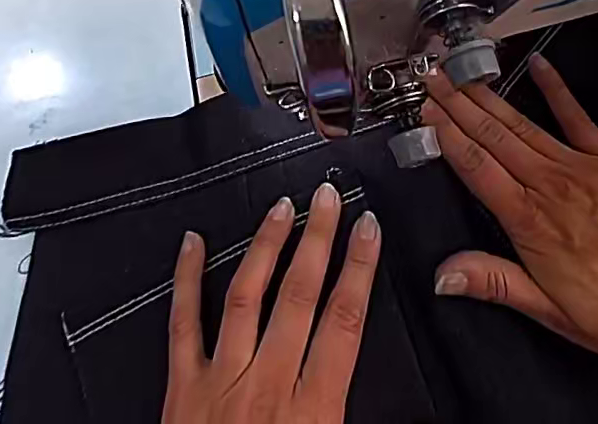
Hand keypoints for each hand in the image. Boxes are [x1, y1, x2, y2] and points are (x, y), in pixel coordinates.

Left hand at [163, 182, 382, 423]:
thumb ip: (361, 416)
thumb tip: (416, 411)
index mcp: (311, 411)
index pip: (345, 319)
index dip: (361, 266)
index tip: (369, 227)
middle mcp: (265, 388)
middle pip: (300, 294)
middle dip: (319, 238)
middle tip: (328, 196)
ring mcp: (220, 384)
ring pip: (247, 295)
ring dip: (268, 245)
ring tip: (283, 207)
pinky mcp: (180, 392)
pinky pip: (181, 325)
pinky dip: (185, 281)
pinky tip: (191, 243)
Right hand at [420, 57, 597, 386]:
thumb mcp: (555, 315)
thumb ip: (497, 283)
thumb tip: (443, 274)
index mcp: (532, 223)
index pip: (477, 168)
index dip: (447, 136)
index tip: (427, 112)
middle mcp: (551, 185)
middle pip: (493, 137)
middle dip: (459, 105)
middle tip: (434, 79)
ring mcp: (582, 167)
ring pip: (523, 125)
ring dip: (490, 98)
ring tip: (465, 76)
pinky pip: (577, 117)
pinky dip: (557, 89)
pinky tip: (540, 67)